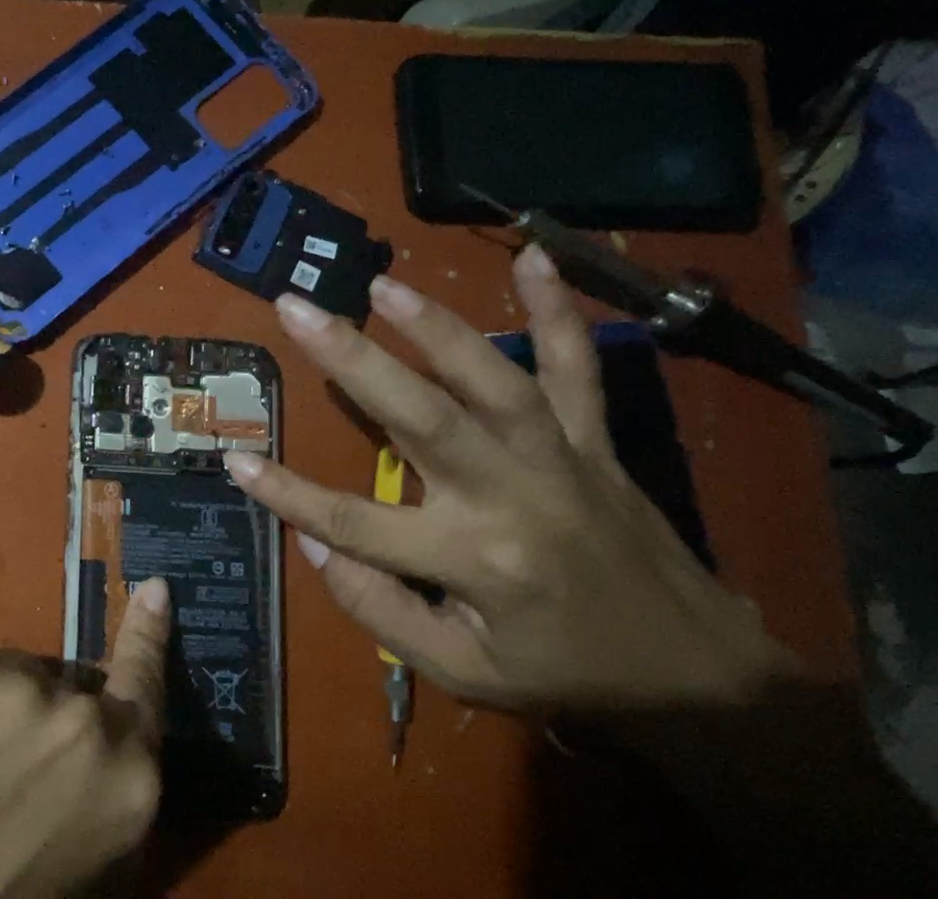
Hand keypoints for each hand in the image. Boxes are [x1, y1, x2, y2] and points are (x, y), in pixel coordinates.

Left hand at [0, 579, 172, 898]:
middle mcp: (73, 714)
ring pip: (5, 671)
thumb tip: (88, 741)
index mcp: (122, 778)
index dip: (147, 635)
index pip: (143, 688)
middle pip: (62, 684)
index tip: (152, 588)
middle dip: (37, 712)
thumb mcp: (69, 865)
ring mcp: (5, 676)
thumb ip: (93, 790)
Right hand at [226, 247, 796, 711]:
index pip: (353, 521)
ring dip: (434, 325)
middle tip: (297, 308)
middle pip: (418, 418)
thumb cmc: (565, 673)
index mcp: (471, 561)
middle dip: (350, 359)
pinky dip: (559, 312)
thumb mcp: (461, 672)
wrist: (702, 680)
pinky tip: (539, 258)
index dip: (286, 493)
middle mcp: (510, 496)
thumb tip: (314, 543)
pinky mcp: (594, 442)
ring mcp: (559, 459)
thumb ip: (378, 611)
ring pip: (492, 380)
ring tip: (383, 283)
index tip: (234, 459)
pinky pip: (577, 370)